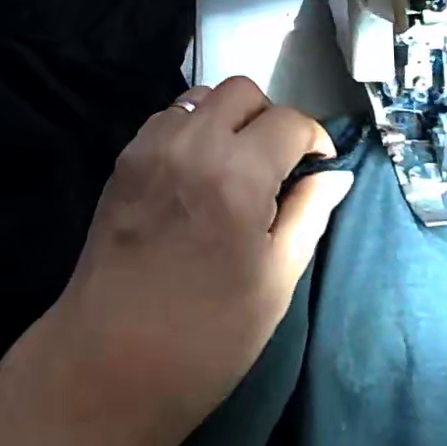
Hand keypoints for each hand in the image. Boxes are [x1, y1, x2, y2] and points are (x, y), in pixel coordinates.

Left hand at [0, 77, 353, 445]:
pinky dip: (192, 128)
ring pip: (200, 97)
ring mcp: (150, 145)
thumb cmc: (208, 333)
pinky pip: (167, 118)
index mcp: (236, 174)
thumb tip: (334, 174)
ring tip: (236, 163)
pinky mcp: (124, 156)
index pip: (287, 120)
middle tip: (277, 159)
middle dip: (269, 116)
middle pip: (241, 90)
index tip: (318, 162)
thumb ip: (308, 213)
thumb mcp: (275, 279)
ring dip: (227, 117)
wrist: (112, 355)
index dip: (313, 136)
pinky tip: (197, 170)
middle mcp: (191, 143)